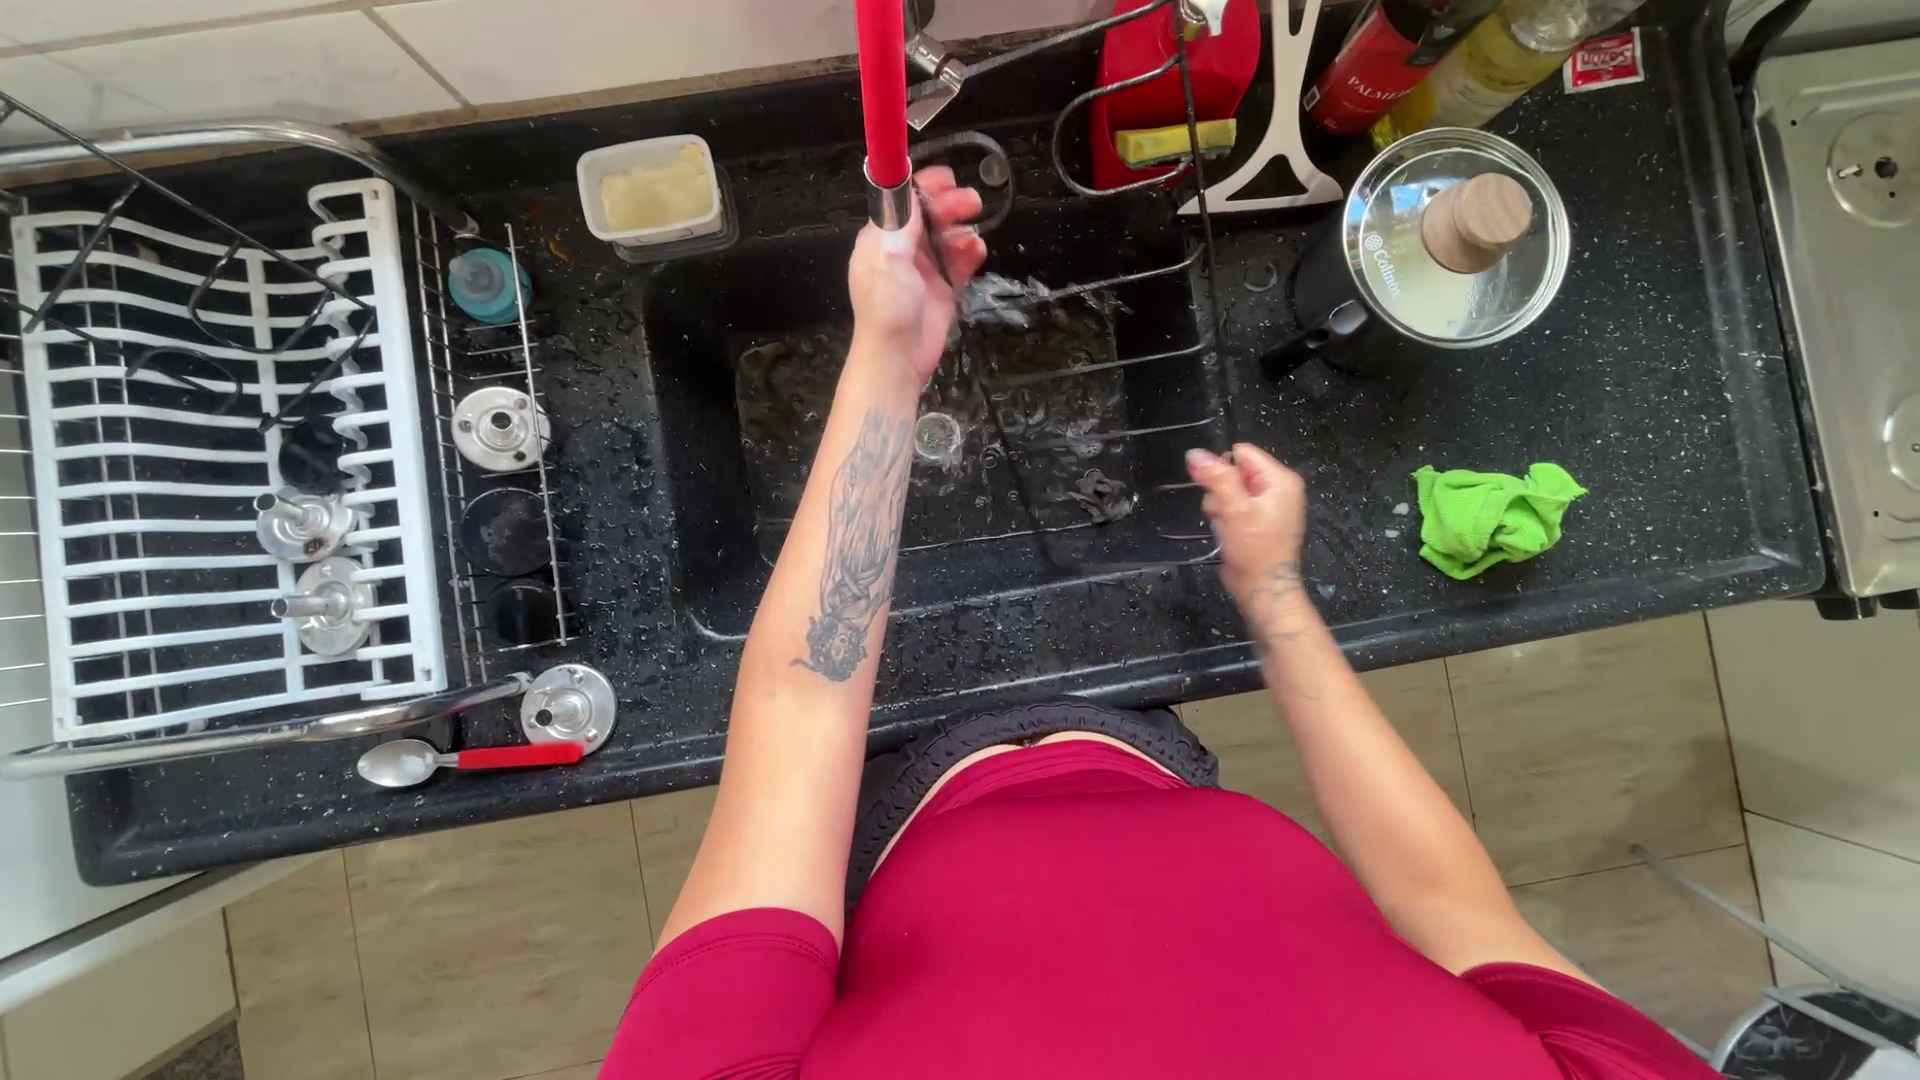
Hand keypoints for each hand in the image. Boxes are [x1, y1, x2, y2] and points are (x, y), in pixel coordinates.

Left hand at [847, 166, 987, 383]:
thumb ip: (900, 225)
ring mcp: (924, 270)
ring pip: (947, 237)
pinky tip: (977, 251)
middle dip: (949, 205)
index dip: (923, 187)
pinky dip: (970, 253)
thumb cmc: (887, 310)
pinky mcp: (943, 289)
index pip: (902, 202)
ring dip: (962, 229)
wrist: (898, 359)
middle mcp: (902, 251)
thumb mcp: (888, 261)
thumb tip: (908, 191)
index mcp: (881, 240)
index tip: (946, 178)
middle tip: (971, 202)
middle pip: (929, 216)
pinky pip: (959, 263)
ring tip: (974, 230)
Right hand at [1186, 444, 1308, 625]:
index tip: (1214, 488)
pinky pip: (1232, 507)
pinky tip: (1226, 531)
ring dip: (1218, 506)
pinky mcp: (1256, 522)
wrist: (1262, 587)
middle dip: (1219, 490)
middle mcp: (1277, 489)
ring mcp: (1267, 507)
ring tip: (1224, 524)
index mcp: (1280, 480)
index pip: (1243, 453)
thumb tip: (1194, 453)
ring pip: (1228, 490)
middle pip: (1234, 472)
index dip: (1222, 467)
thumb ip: (1215, 478)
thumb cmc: (1254, 548)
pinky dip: (1224, 517)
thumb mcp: (1233, 508)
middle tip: (1222, 512)